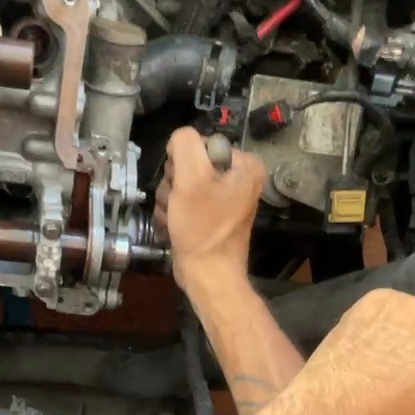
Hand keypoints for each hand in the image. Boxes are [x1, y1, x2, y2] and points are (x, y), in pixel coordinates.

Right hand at [157, 127, 265, 295]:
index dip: (185, 163)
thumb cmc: (202, 227)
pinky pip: (180, 203)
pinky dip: (172, 214)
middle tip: (179, 203)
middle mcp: (237, 179)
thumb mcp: (192, 177)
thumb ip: (185, 145)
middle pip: (188, 164)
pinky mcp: (206, 216)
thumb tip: (179, 140)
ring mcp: (220, 199)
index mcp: (244, 164)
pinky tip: (175, 226)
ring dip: (170, 201)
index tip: (184, 184)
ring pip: (179, 185)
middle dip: (176, 185)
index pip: (201, 143)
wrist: (206, 274)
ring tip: (176, 218)